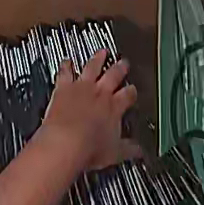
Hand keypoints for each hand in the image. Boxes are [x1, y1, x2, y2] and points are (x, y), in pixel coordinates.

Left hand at [36, 50, 142, 172]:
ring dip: (98, 58)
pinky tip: (67, 61)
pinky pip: (66, 72)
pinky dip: (66, 66)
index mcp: (115, 107)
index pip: (128, 94)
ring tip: (102, 51)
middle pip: (114, 74)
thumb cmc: (89, 149)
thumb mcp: (115, 153)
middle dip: (120, 68)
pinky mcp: (64, 88)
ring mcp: (82, 87)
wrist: (65, 143)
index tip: (133, 90)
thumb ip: (129, 149)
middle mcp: (101, 93)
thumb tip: (139, 152)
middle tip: (124, 63)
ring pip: (93, 67)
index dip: (132, 92)